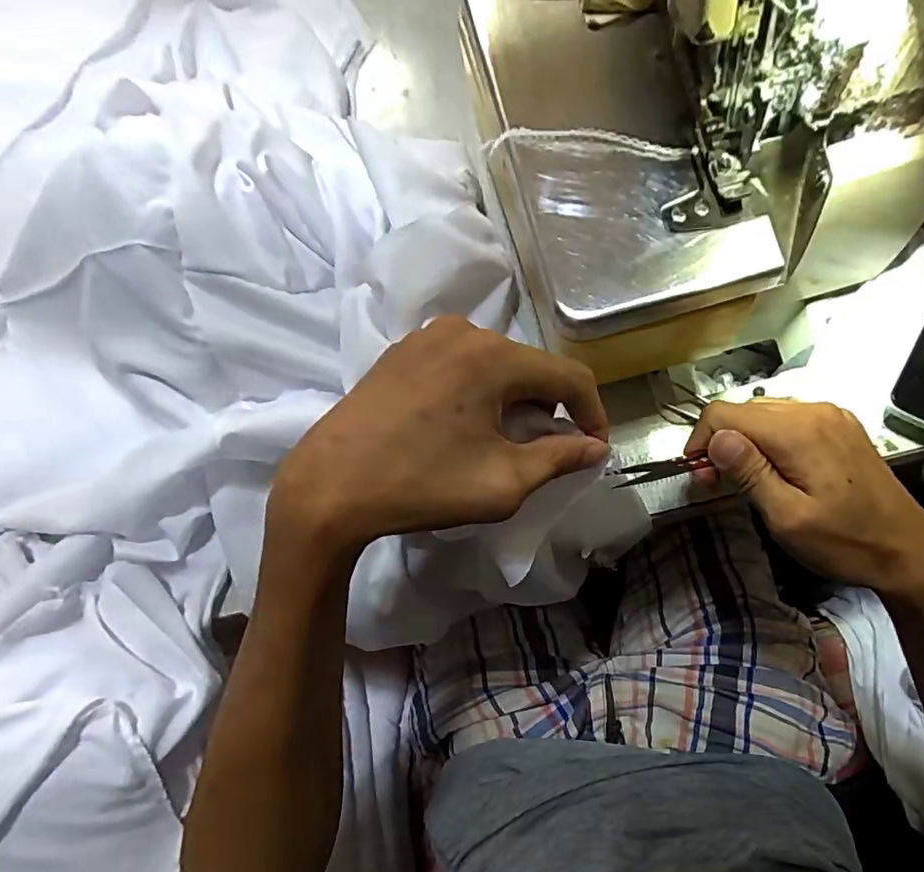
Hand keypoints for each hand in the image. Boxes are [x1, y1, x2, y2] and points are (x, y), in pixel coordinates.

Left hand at [269, 318, 609, 557]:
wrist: (329, 487)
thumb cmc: (422, 486)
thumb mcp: (503, 482)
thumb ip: (559, 459)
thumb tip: (594, 447)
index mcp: (493, 356)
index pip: (569, 377)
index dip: (592, 414)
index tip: (593, 450)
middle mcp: (462, 331)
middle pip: (530, 368)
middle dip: (546, 412)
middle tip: (540, 456)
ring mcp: (425, 337)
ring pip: (495, 366)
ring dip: (510, 402)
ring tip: (497, 445)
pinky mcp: (399, 353)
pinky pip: (460, 366)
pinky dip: (476, 394)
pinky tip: (459, 430)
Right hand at [685, 399, 923, 599]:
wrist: (907, 550)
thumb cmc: (844, 542)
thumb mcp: (787, 517)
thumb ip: (750, 473)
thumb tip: (716, 438)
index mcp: (798, 431)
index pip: (724, 414)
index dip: (701, 442)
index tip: (702, 478)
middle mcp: (814, 411)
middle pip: (744, 409)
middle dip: (721, 442)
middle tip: (719, 485)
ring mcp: (831, 416)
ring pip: (765, 413)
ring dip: (744, 441)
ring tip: (744, 480)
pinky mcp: (841, 428)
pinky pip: (790, 420)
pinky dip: (770, 440)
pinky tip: (773, 470)